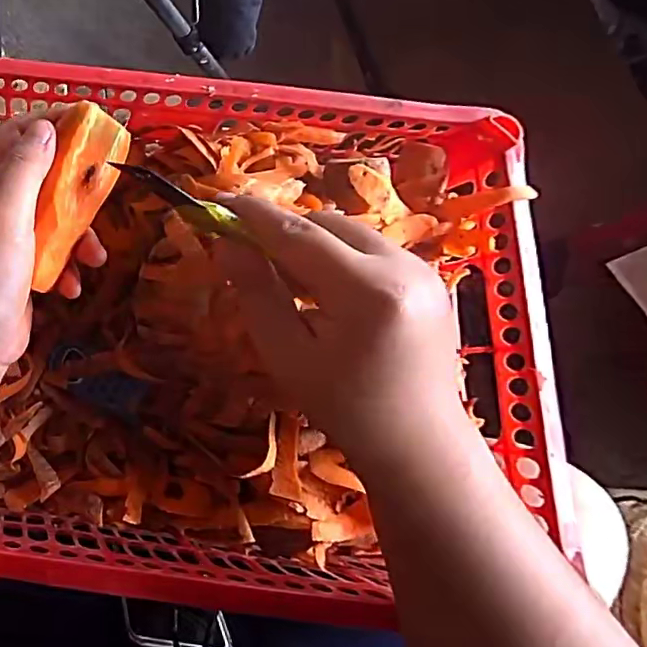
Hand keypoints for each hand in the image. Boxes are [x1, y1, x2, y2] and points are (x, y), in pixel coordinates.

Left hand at [0, 111, 106, 370]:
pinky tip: (71, 285)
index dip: (50, 124)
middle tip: (104, 186)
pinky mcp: (17, 265)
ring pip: (51, 215)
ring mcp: (2, 236)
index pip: (13, 136)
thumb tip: (45, 128)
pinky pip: (50, 250)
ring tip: (93, 255)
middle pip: (38, 175)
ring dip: (76, 233)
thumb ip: (25, 166)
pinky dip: (65, 263)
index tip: (89, 121)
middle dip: (71, 186)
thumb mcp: (4, 213)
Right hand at [213, 196, 459, 445]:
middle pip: (325, 223)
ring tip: (288, 282)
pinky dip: (337, 255)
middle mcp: (403, 267)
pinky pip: (370, 247)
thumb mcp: (285, 353)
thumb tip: (226, 242)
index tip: (217, 203)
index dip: (253, 215)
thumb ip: (256, 291)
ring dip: (310, 243)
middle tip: (248, 255)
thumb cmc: (343, 405)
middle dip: (282, 232)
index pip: (297, 234)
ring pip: (348, 231)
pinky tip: (324, 292)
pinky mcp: (430, 277)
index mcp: (367, 292)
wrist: (418, 443)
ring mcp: (423, 269)